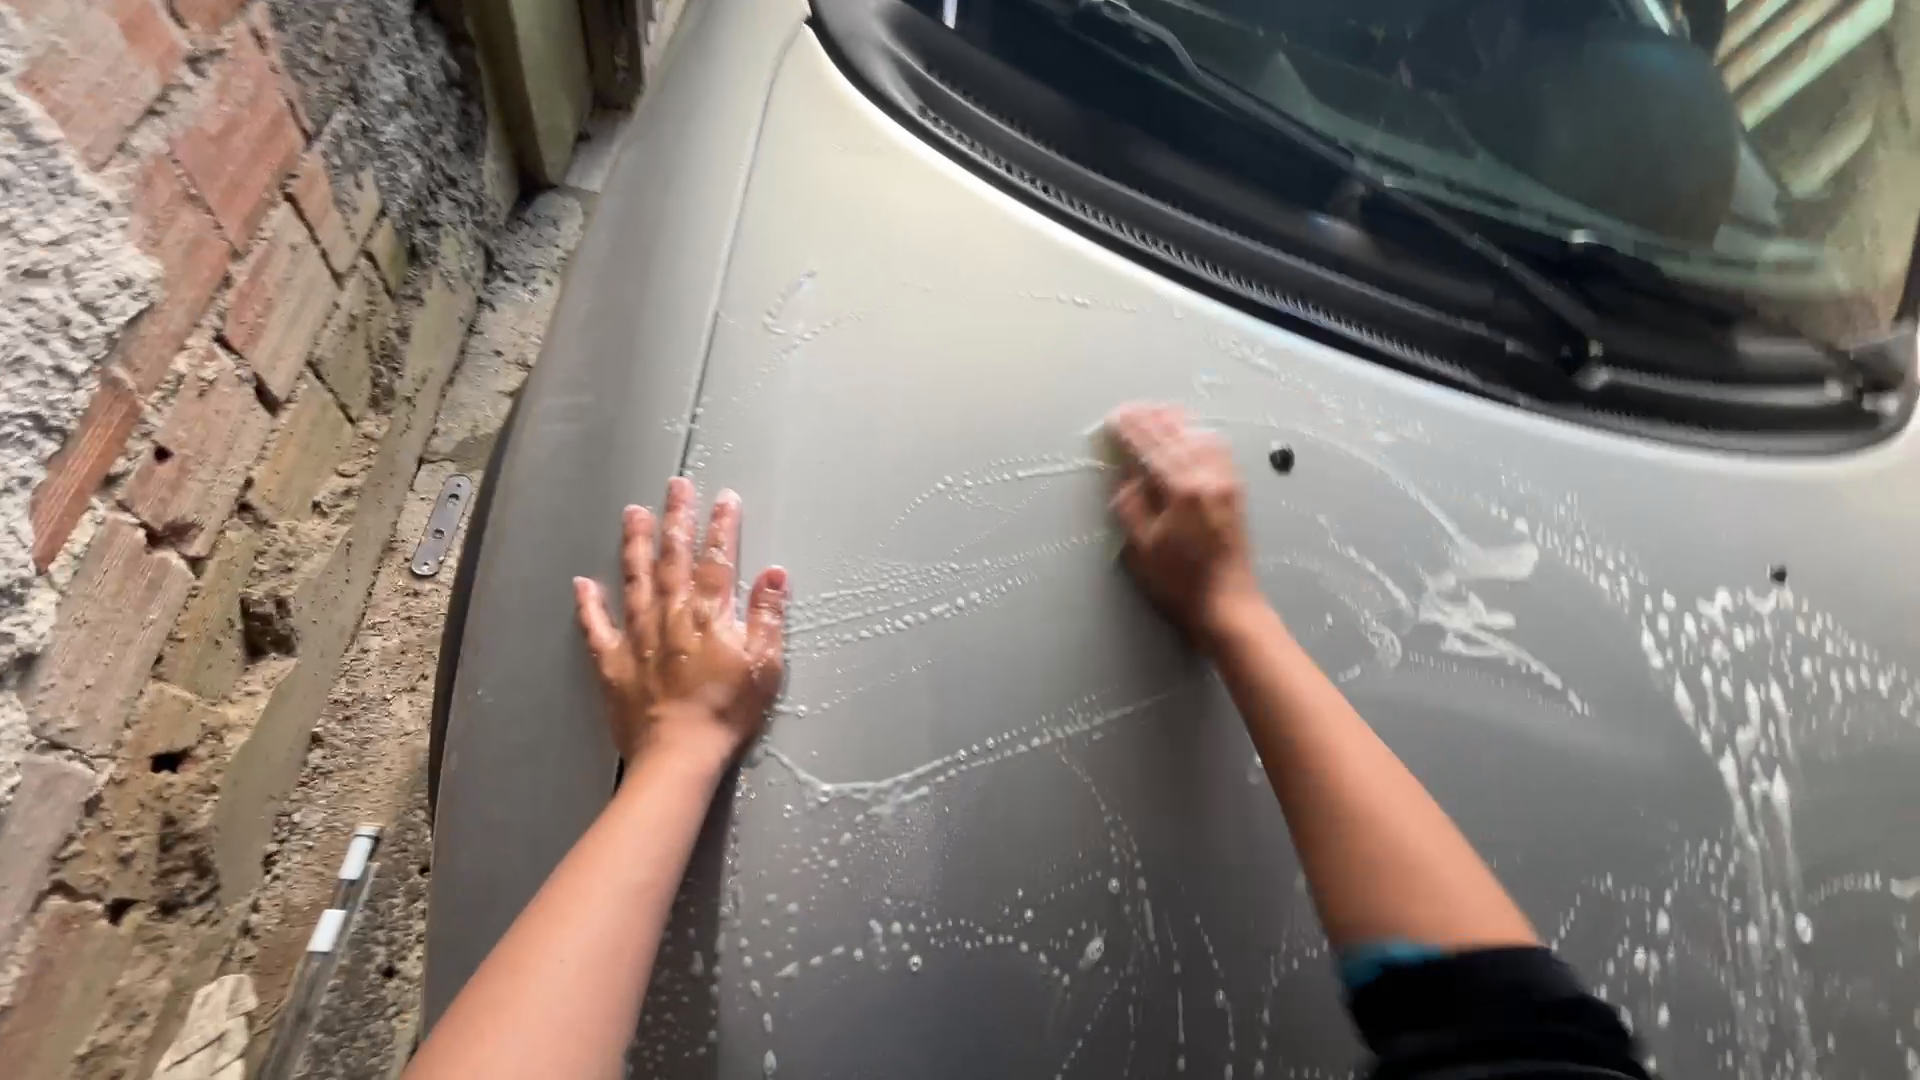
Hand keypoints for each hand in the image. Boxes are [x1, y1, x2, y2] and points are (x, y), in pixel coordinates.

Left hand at [573, 477, 788, 766]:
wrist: (680, 754)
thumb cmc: (729, 709)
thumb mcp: (764, 664)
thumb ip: (768, 615)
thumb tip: (775, 572)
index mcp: (708, 614)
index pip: (716, 559)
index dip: (721, 526)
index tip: (724, 497)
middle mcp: (670, 614)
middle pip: (673, 557)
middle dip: (676, 518)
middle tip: (675, 484)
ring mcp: (637, 635)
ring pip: (635, 580)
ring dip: (635, 544)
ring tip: (633, 512)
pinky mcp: (613, 661)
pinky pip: (596, 627)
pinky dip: (588, 604)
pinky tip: (581, 583)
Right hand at [1106, 403, 1264, 644]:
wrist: (1227, 605)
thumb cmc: (1179, 583)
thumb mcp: (1141, 547)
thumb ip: (1132, 504)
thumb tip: (1127, 474)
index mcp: (1182, 490)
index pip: (1151, 449)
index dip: (1131, 431)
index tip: (1115, 418)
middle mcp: (1209, 479)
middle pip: (1177, 436)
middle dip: (1152, 419)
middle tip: (1131, 408)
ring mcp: (1227, 484)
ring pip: (1201, 437)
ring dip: (1177, 422)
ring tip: (1158, 411)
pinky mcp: (1236, 493)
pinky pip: (1219, 450)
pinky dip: (1200, 434)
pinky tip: (1192, 432)